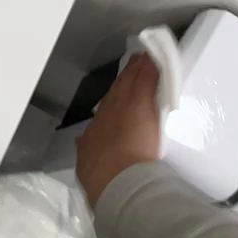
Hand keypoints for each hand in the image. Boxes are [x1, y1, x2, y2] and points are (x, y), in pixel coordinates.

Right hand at [75, 52, 162, 205]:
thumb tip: (82, 142)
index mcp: (96, 129)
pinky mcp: (143, 102)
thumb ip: (87, 150)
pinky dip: (151, 68)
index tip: (118, 91)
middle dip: (124, 77)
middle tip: (132, 64)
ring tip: (142, 59)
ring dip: (136, 70)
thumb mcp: (87, 164)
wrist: (118, 178)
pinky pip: (148, 79)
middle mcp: (108, 113)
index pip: (106, 108)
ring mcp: (126, 106)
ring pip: (131, 81)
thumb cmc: (102, 177)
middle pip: (117, 90)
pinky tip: (155, 60)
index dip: (113, 97)